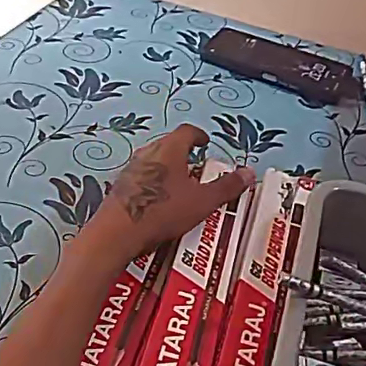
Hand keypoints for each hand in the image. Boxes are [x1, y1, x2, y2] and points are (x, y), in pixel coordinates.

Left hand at [76, 125, 253, 265]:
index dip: (199, 136)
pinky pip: (142, 180)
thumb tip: (248, 173)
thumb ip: (226, 187)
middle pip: (168, 145)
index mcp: (169, 149)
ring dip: (168, 170)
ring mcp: (131, 170)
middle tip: (197, 166)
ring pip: (154, 163)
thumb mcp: (202, 201)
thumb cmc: (163, 212)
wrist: (117, 234)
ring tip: (181, 186)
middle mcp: (147, 154)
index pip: (187, 132)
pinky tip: (160, 203)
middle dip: (184, 154)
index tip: (205, 143)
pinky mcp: (120, 188)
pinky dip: (155, 185)